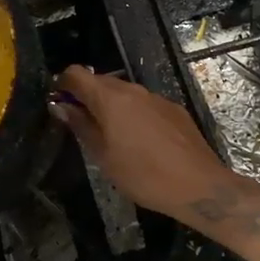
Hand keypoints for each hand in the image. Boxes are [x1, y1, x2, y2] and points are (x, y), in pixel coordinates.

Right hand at [51, 65, 229, 216]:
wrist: (200, 187)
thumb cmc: (144, 175)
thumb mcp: (103, 156)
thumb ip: (81, 126)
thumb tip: (61, 107)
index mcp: (110, 98)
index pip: (76, 73)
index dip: (63, 84)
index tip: (59, 104)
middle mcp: (133, 90)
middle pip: (100, 81)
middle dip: (87, 97)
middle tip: (83, 125)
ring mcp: (156, 98)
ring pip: (124, 93)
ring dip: (112, 107)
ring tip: (113, 137)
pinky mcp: (174, 109)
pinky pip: (144, 104)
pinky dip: (134, 115)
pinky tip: (142, 143)